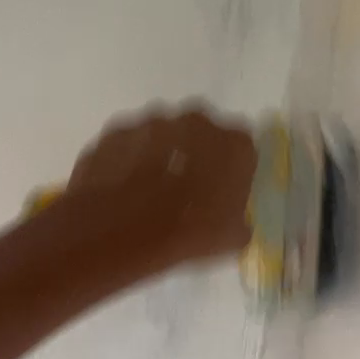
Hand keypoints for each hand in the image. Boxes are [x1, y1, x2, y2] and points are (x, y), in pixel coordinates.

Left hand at [42, 104, 257, 272]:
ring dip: (161, 155)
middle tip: (187, 188)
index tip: (222, 190)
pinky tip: (125, 190)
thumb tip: (231, 220)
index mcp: (234, 143)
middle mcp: (197, 122)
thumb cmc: (187, 232)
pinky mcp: (116, 133)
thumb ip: (236, 217)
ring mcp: (152, 123)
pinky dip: (129, 161)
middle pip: (202, 134)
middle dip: (196, 155)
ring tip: (151, 191)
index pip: (242, 148)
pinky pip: (130, 145)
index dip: (232, 170)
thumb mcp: (229, 236)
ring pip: (163, 136)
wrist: (120, 231)